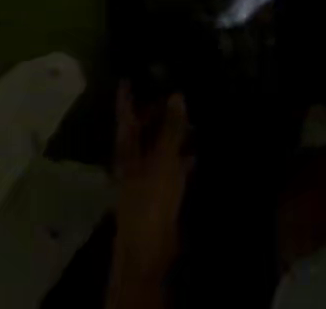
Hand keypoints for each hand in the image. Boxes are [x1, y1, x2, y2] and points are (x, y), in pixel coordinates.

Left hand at [107, 84, 190, 308]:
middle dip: (157, 111)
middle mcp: (134, 160)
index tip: (129, 76)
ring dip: (173, 131)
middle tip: (175, 88)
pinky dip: (183, 154)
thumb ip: (170, 128)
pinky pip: (172, 164)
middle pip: (143, 130)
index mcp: (127, 150)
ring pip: (159, 146)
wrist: (149, 249)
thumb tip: (176, 94)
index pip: (126, 116)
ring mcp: (147, 177)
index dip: (127, 97)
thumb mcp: (163, 159)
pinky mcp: (161, 191)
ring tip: (193, 112)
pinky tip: (198, 148)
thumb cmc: (151, 199)